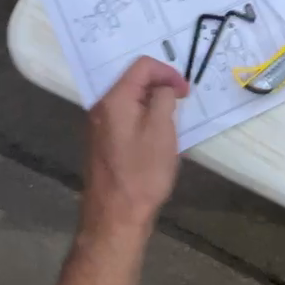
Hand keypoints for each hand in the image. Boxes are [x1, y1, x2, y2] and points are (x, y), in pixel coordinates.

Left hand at [81, 56, 188, 240]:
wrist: (115, 218)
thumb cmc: (142, 173)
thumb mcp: (161, 130)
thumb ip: (164, 98)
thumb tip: (163, 89)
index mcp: (114, 100)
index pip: (142, 66)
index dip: (168, 72)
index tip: (185, 92)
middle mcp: (100, 108)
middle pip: (133, 80)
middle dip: (160, 85)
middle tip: (181, 102)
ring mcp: (98, 126)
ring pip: (129, 99)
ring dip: (152, 102)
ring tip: (171, 118)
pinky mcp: (102, 143)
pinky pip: (124, 116)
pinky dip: (142, 116)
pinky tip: (155, 135)